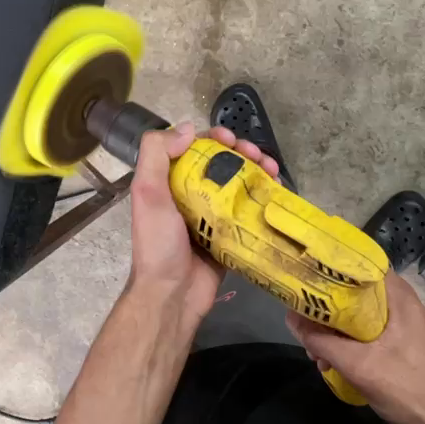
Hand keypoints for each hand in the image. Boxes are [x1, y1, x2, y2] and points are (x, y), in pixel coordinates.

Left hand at [123, 123, 280, 331]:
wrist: (172, 296)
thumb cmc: (158, 244)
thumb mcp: (147, 194)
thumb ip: (156, 155)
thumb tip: (188, 128)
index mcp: (168, 184)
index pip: (193, 150)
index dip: (213, 138)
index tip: (231, 139)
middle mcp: (190, 197)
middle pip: (221, 165)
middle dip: (242, 153)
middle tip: (258, 155)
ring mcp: (212, 217)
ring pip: (239, 185)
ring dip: (257, 172)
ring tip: (273, 170)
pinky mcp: (230, 237)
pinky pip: (249, 212)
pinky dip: (264, 199)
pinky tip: (277, 192)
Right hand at [285, 272, 424, 423]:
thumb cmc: (408, 389)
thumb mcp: (359, 366)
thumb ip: (322, 341)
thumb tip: (291, 319)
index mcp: (398, 296)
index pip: (358, 265)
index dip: (329, 270)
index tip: (304, 280)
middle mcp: (401, 302)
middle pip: (354, 293)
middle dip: (326, 310)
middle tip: (306, 328)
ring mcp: (403, 322)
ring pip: (359, 315)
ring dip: (335, 331)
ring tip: (318, 354)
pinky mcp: (402, 341)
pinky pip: (368, 331)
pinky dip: (349, 342)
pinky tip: (335, 362)